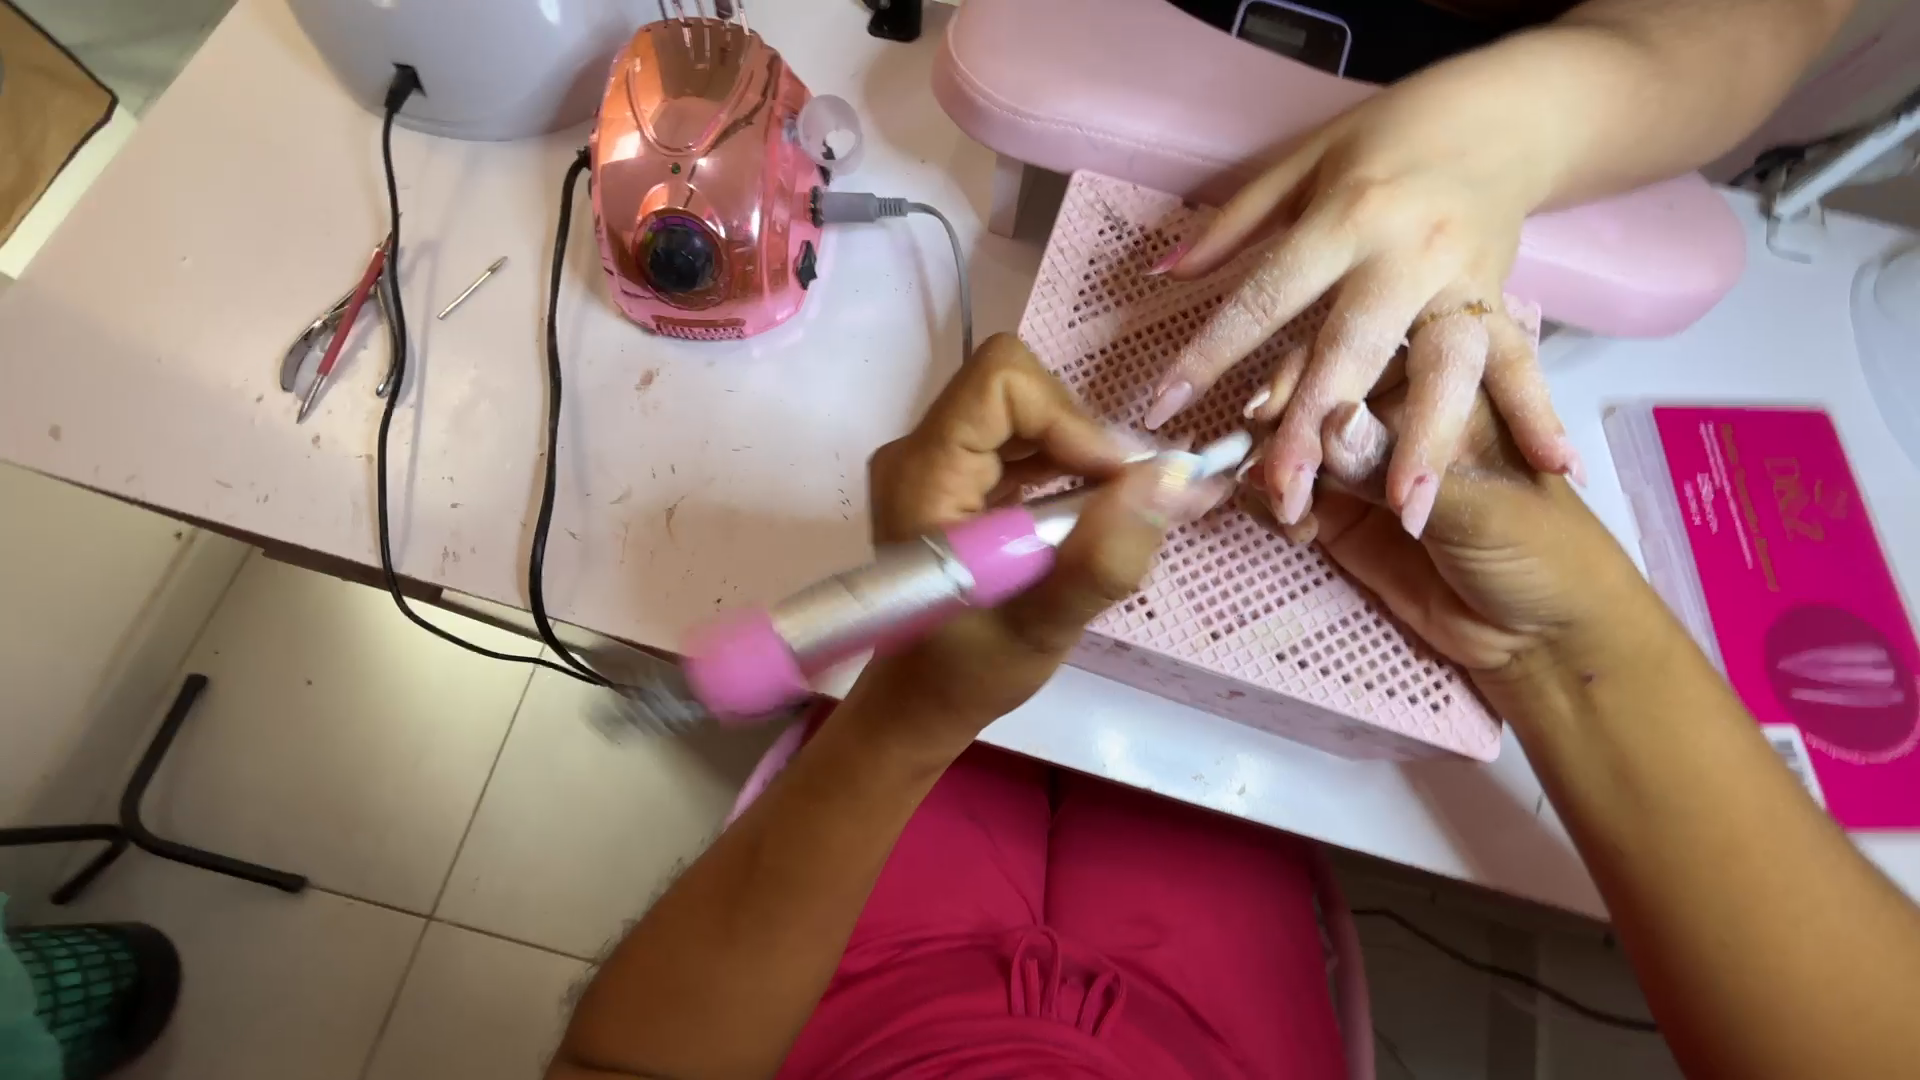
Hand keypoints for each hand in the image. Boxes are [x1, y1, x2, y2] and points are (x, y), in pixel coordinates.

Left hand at [848, 335, 1226, 757]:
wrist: (925, 693)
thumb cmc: (971, 672)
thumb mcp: (1043, 628)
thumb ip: (1102, 559)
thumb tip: (1169, 479)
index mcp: (922, 476)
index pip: (1001, 382)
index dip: (1069, 418)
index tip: (1111, 480)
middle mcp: (917, 452)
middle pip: (1019, 389)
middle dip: (1082, 438)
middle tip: (1119, 503)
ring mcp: (934, 460)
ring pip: (1027, 409)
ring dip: (1080, 454)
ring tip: (1106, 515)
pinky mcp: (954, 474)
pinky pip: (1021, 437)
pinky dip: (1065, 465)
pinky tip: (1083, 514)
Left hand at [1148, 70, 1585, 539]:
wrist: (1507, 109)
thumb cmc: (1383, 141)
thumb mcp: (1299, 166)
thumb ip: (1233, 227)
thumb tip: (1162, 275)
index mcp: (1346, 218)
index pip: (1266, 299)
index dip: (1211, 355)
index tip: (1164, 409)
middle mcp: (1408, 255)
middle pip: (1352, 352)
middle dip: (1314, 429)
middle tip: (1283, 497)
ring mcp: (1465, 281)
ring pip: (1443, 370)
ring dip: (1425, 443)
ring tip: (1408, 513)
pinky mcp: (1505, 298)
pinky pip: (1521, 362)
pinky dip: (1538, 414)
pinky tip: (1557, 468)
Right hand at [1241, 385, 1637, 680]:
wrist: (1539, 636)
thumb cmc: (1541, 552)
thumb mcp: (1479, 505)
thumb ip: (1397, 466)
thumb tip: (1332, 422)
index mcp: (1440, 391)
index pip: (1363, 366)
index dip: (1309, 384)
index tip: (1272, 415)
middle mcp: (1390, 420)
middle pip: (1309, 403)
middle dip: (1280, 435)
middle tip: (1272, 476)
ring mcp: (1357, 469)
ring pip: (1288, 451)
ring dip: (1271, 474)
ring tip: (1283, 508)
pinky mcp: (1336, 515)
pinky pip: (1285, 498)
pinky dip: (1270, 506)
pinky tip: (1291, 529)